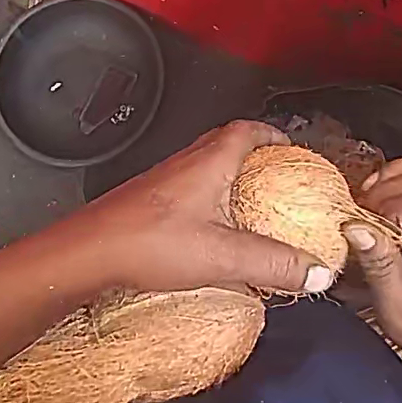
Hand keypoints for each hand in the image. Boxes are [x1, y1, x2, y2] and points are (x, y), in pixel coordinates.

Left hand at [58, 121, 337, 294]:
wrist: (87, 253)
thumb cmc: (145, 243)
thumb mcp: (224, 256)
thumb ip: (273, 265)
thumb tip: (314, 272)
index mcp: (209, 164)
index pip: (246, 130)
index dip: (271, 134)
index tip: (288, 144)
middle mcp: (184, 165)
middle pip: (225, 143)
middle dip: (253, 153)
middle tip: (272, 172)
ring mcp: (163, 182)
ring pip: (203, 165)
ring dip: (228, 175)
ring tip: (247, 201)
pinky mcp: (148, 202)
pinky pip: (186, 188)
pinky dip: (206, 198)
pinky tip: (210, 228)